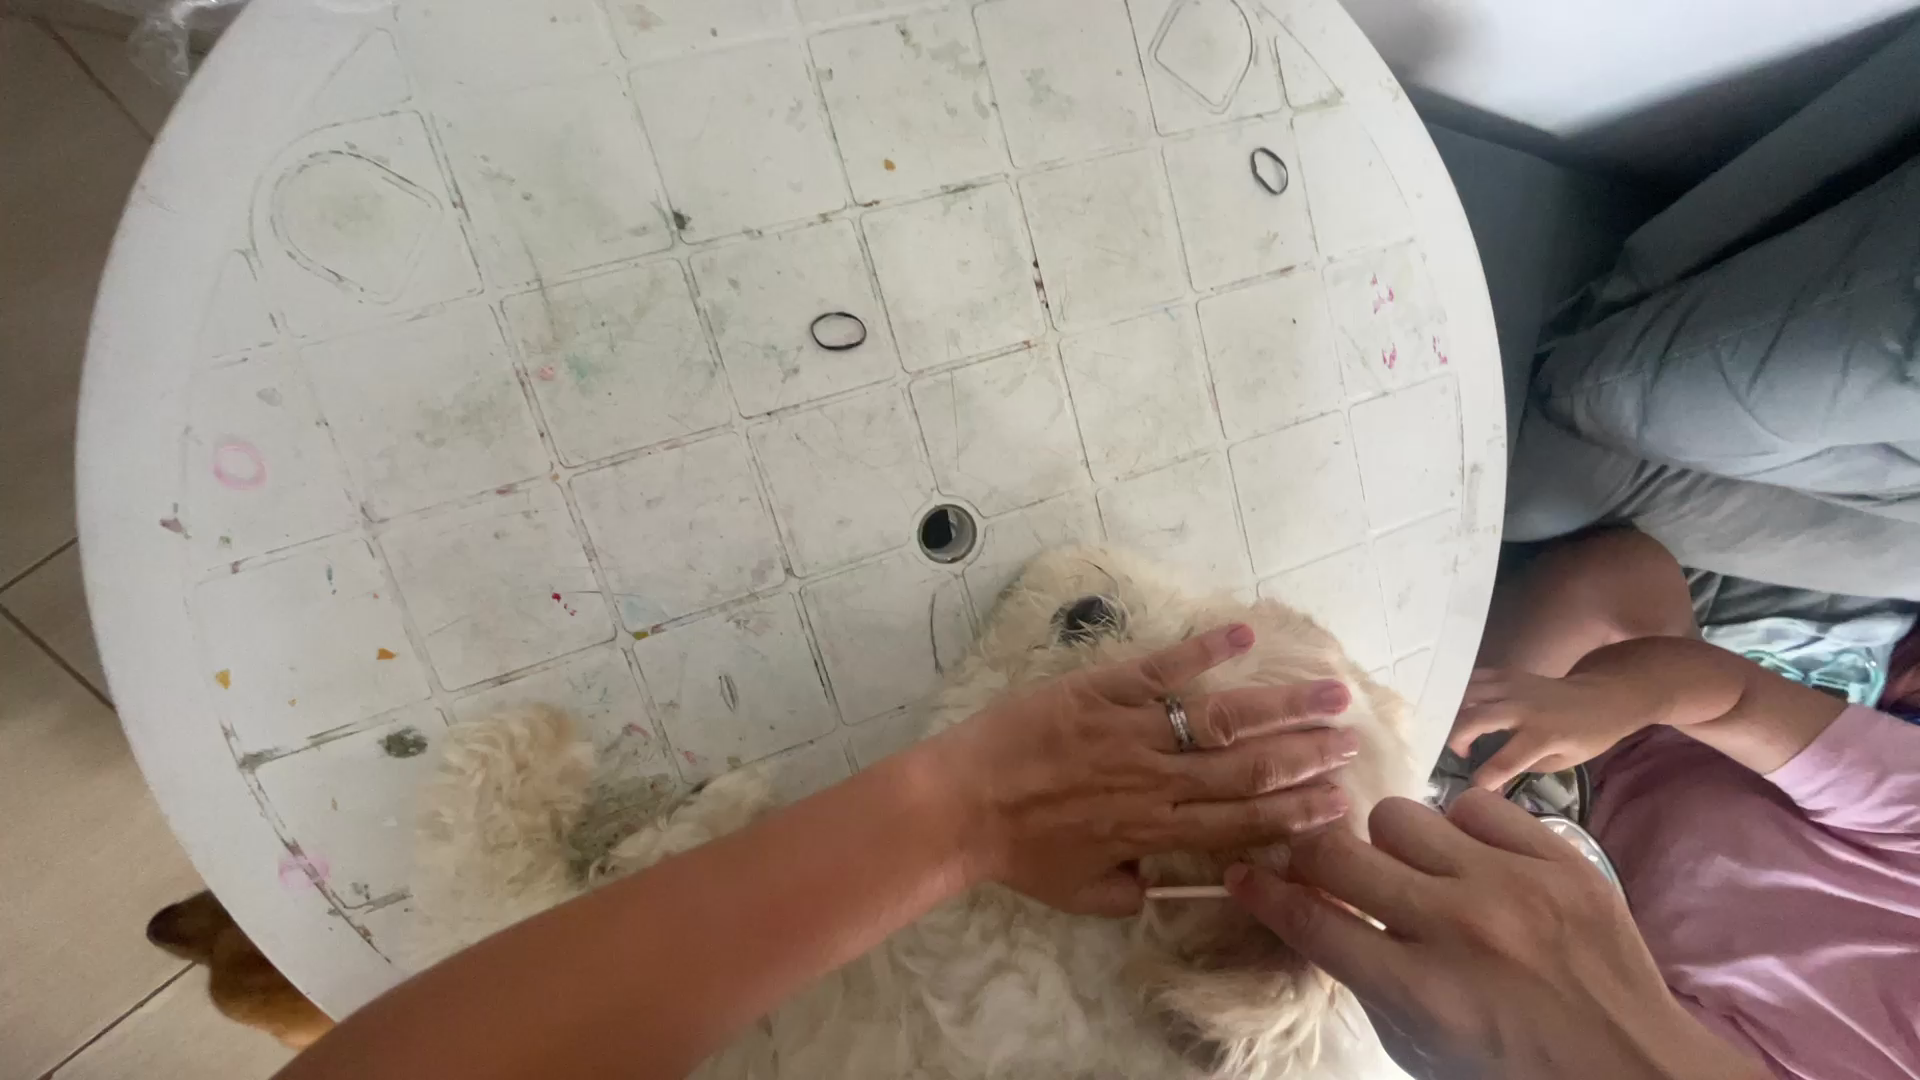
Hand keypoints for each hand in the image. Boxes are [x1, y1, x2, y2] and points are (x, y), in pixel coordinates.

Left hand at [922, 623, 1358, 915]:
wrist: (960, 803)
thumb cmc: (1017, 850)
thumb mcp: (1080, 893)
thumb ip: (1134, 890)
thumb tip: (1172, 883)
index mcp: (1154, 830)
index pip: (1242, 822)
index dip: (1295, 813)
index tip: (1340, 801)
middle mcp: (1155, 780)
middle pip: (1246, 769)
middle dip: (1305, 757)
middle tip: (1351, 741)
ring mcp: (1129, 730)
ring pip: (1219, 720)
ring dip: (1279, 710)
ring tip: (1329, 695)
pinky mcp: (1099, 691)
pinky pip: (1159, 670)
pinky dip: (1201, 651)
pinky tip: (1242, 635)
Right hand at [1227, 793, 1768, 1079]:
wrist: (1650, 1078)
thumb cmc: (1517, 1071)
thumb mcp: (1421, 1046)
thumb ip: (1361, 972)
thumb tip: (1312, 904)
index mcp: (1427, 993)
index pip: (1312, 921)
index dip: (1262, 892)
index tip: (1241, 874)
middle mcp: (1463, 929)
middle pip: (1338, 854)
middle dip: (1315, 858)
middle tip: (1326, 868)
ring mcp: (1516, 886)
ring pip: (1397, 815)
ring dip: (1393, 846)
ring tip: (1421, 873)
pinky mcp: (1560, 859)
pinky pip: (1470, 803)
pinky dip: (1460, 830)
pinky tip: (1476, 863)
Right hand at [1449, 667, 1661, 789]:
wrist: (1601, 697)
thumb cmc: (1588, 735)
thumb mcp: (1566, 761)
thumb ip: (1528, 767)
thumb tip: (1496, 779)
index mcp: (1543, 736)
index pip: (1505, 761)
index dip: (1485, 778)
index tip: (1474, 790)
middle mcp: (1522, 709)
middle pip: (1473, 720)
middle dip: (1455, 738)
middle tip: (1459, 751)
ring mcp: (1511, 687)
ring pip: (1465, 696)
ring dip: (1453, 714)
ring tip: (1456, 729)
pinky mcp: (1504, 674)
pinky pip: (1471, 680)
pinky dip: (1459, 694)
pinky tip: (1459, 707)